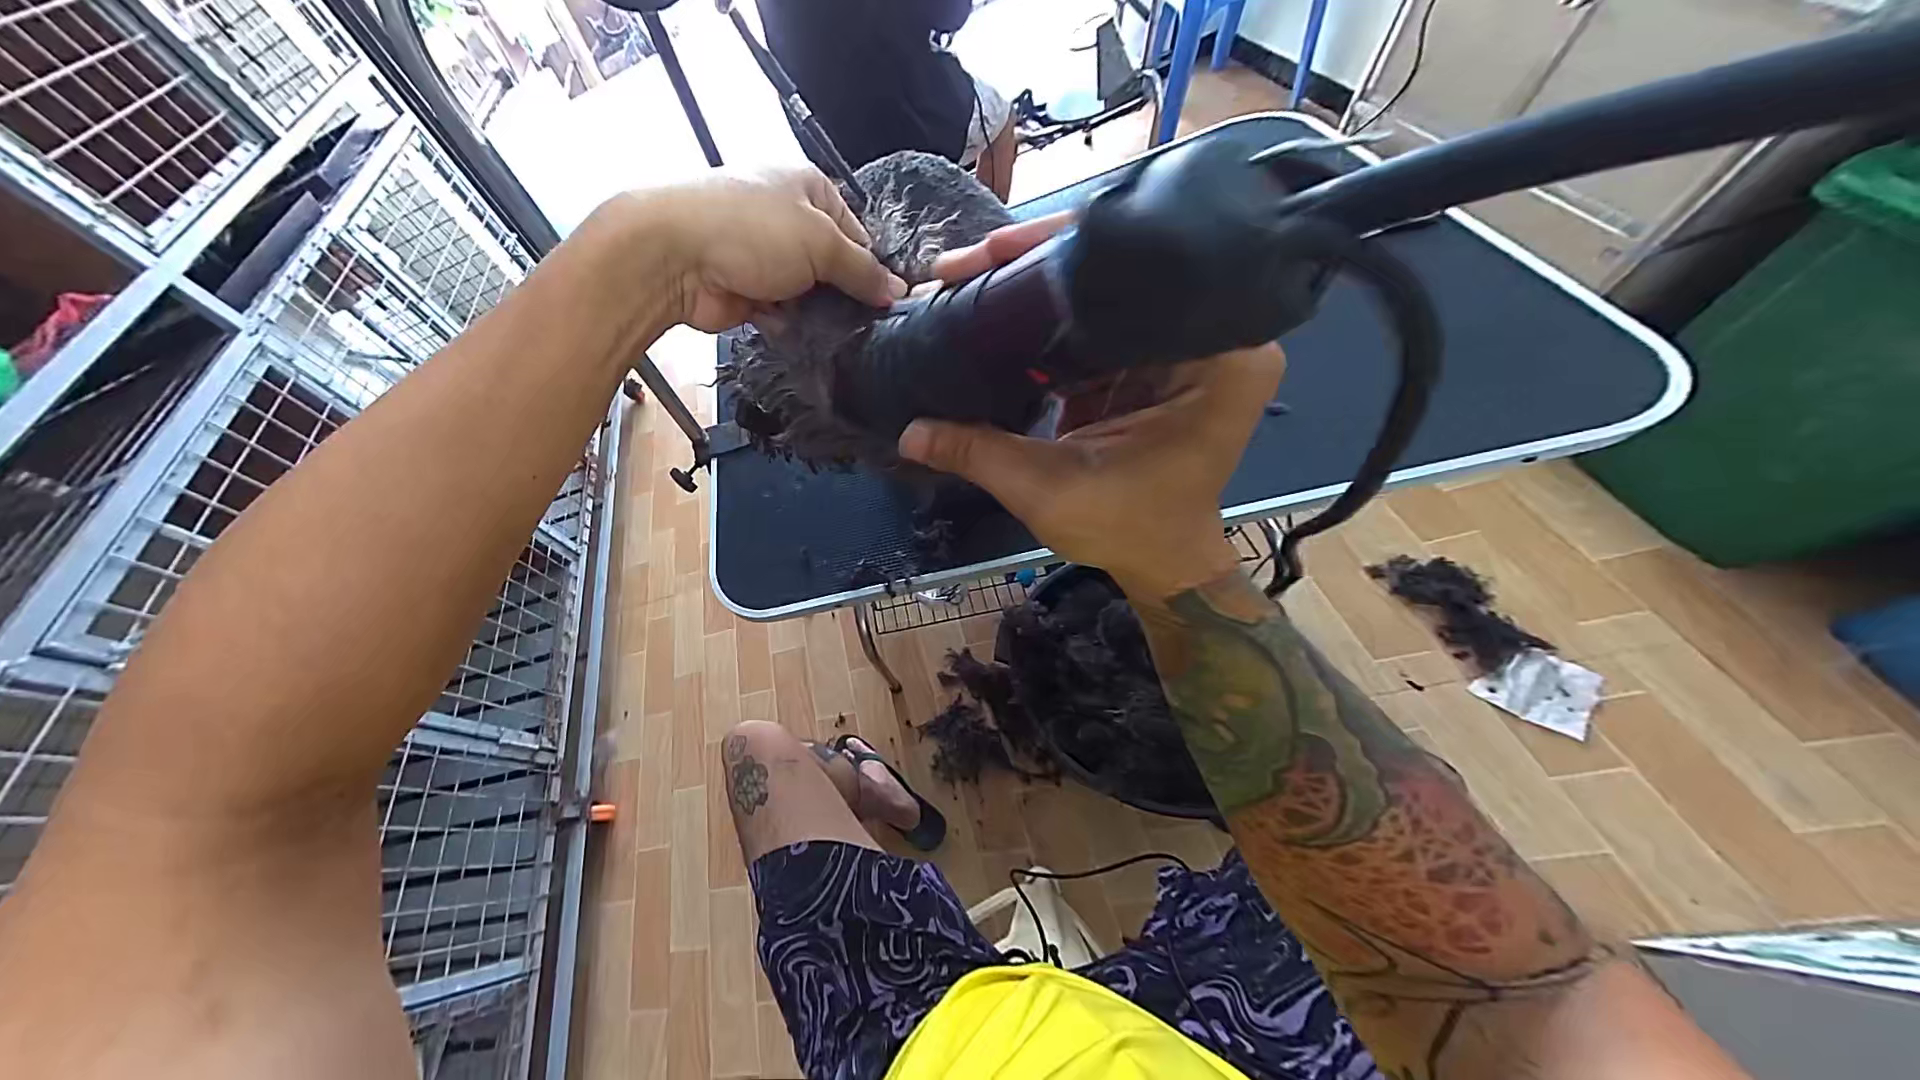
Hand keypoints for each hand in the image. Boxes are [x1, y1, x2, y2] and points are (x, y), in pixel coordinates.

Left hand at [614, 167, 906, 332]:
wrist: (674, 258)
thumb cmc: (749, 229)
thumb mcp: (821, 241)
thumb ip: (862, 269)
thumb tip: (895, 291)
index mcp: (809, 190)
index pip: (859, 233)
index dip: (875, 267)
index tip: (891, 299)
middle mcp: (790, 222)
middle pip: (837, 268)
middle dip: (848, 295)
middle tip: (869, 323)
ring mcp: (769, 260)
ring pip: (814, 297)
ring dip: (822, 315)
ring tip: (838, 333)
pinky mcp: (753, 294)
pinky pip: (788, 317)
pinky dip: (795, 327)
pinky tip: (804, 336)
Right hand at [899, 215, 1284, 600]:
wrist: (1160, 562)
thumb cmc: (1128, 531)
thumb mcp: (1050, 489)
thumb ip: (979, 453)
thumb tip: (908, 431)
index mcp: (1218, 358)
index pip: (1138, 274)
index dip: (1058, 252)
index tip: (992, 252)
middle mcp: (1216, 337)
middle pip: (1121, 274)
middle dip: (1038, 265)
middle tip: (967, 265)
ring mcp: (1186, 347)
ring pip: (1106, 294)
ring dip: (1041, 289)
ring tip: (974, 278)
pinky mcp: (1156, 363)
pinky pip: (1101, 325)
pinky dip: (1054, 325)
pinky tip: (1005, 311)